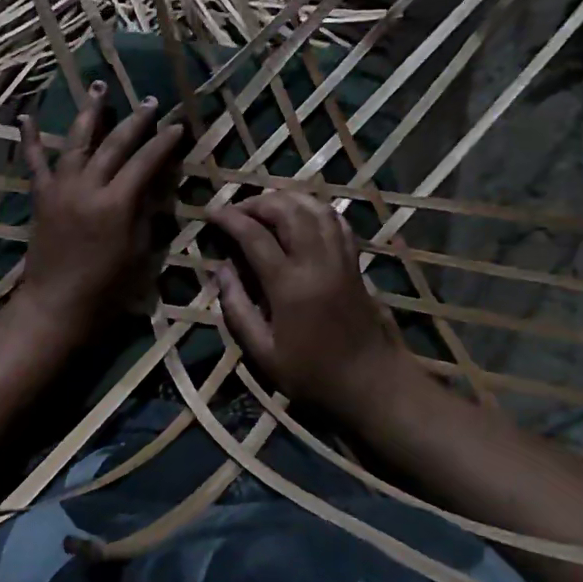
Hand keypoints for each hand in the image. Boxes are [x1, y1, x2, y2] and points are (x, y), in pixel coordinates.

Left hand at [16, 81, 184, 341]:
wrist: (56, 304)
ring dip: (90, 112)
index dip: (164, 143)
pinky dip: (30, 139)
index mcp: (117, 203)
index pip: (146, 162)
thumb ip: (145, 212)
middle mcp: (88, 187)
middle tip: (151, 102)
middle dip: (136, 121)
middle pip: (115, 144)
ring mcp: (61, 188)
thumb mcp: (139, 251)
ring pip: (77, 140)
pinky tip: (25, 117)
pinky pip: (35, 163)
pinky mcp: (41, 196)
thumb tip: (152, 184)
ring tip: (100, 87)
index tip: (178, 126)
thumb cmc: (106, 286)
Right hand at [207, 191, 411, 416]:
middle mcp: (316, 261)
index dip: (229, 219)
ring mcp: (340, 257)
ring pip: (314, 207)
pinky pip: (336, 220)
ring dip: (286, 199)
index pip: (254, 236)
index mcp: (289, 285)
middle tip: (237, 211)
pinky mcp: (354, 261)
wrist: (372, 382)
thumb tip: (221, 269)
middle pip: (286, 210)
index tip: (211, 213)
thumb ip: (237, 309)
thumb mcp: (263, 353)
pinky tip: (301, 214)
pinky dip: (315, 209)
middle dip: (257, 202)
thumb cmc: (312, 374)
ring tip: (265, 207)